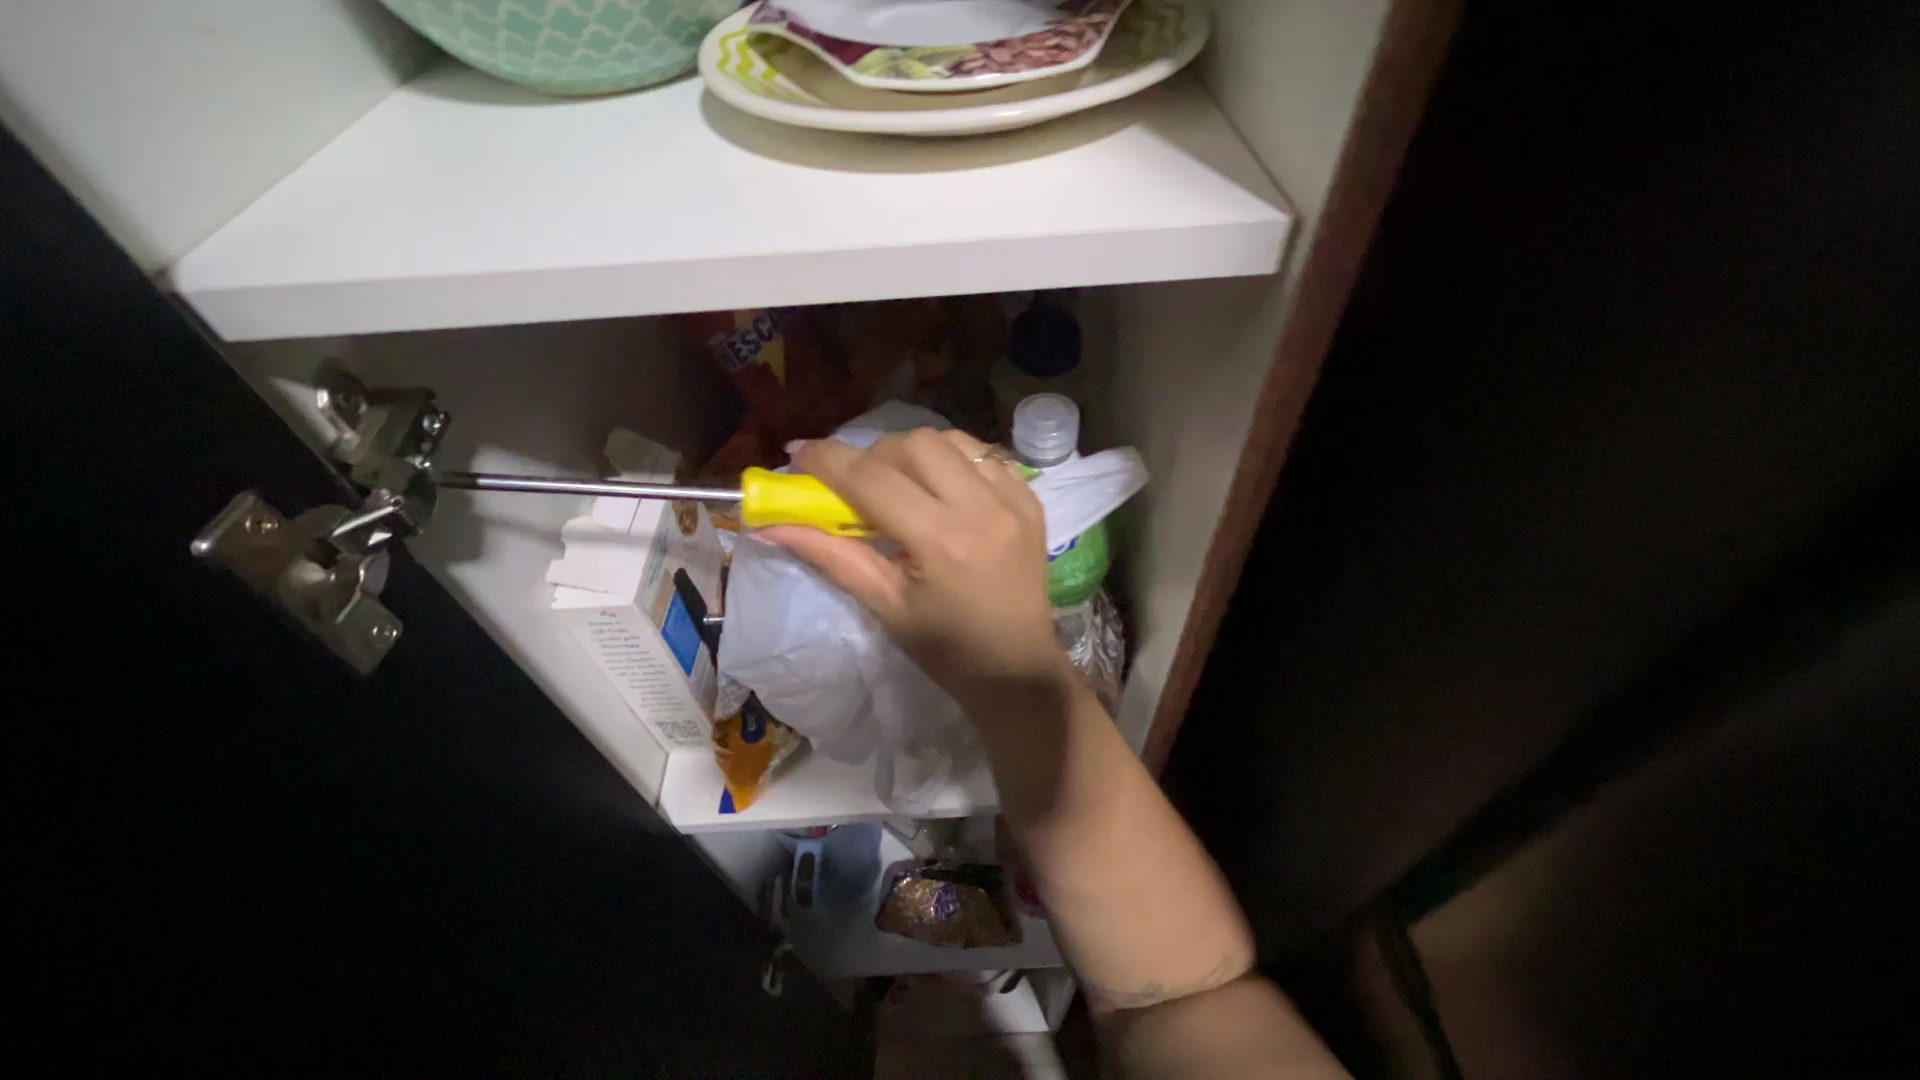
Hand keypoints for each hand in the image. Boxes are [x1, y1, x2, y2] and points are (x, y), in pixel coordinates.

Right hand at [759, 428, 1066, 713]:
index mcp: (942, 541)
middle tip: (858, 486)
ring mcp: (1014, 500)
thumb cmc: (945, 650)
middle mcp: (982, 508)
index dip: (828, 460)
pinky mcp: (1030, 500)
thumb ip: (832, 556)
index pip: (872, 479)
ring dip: (914, 453)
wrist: (1018, 670)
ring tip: (901, 486)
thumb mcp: (885, 606)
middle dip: (874, 456)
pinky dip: (953, 461)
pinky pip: (983, 455)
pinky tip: (941, 491)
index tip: (797, 452)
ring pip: (951, 440)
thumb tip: (772, 525)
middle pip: (914, 444)